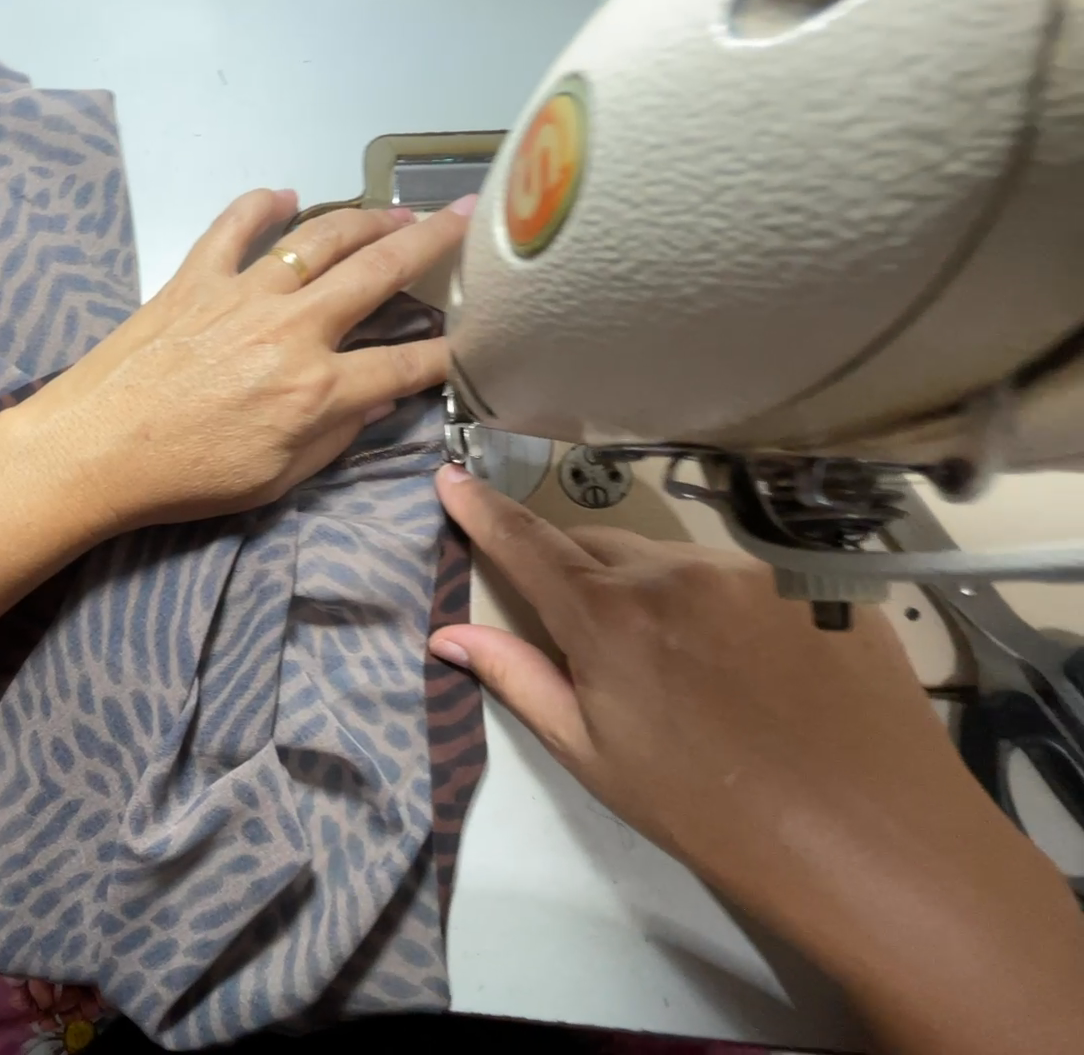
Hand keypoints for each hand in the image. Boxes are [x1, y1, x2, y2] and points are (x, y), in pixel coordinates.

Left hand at [9, 189, 472, 530]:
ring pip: (320, 238)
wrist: (97, 452)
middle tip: (467, 217)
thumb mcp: (275, 480)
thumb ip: (335, 438)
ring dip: (366, 218)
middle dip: (433, 242)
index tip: (473, 340)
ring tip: (396, 210)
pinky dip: (261, 205)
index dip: (448, 354)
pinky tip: (283, 194)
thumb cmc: (186, 479)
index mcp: (317, 390)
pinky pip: (234, 226)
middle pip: (379, 273)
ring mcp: (242, 295)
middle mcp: (293, 330)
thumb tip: (378, 401)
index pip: (405, 364)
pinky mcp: (194, 279)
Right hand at [427, 462, 970, 886]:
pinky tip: (734, 659)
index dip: (481, 508)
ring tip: (670, 658)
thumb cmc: (701, 806)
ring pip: (660, 557)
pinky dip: (702, 599)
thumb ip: (514, 676)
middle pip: (591, 544)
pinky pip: (726, 574)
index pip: (524, 543)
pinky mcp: (809, 587)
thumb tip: (446, 634)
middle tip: (580, 631)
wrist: (873, 843)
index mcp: (607, 617)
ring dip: (638, 585)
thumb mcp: (586, 750)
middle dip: (568, 568)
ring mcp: (750, 574)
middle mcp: (673, 575)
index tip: (449, 475)